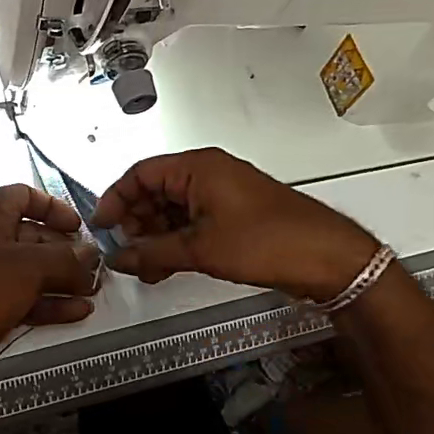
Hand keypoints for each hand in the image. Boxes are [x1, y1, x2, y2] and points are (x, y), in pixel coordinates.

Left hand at [0, 185, 100, 396]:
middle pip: (27, 234)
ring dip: (59, 279)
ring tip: (90, 289)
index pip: (22, 195)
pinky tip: (73, 310)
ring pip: (25, 269)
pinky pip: (18, 295)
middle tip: (91, 264)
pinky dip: (45, 301)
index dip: (53, 208)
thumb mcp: (28, 267)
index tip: (78, 225)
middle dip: (63, 250)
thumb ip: (64, 258)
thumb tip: (87, 254)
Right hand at [91, 148, 378, 302]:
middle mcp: (207, 174)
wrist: (331, 260)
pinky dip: (175, 241)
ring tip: (146, 265)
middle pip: (153, 192)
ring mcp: (221, 194)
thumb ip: (152, 252)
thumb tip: (122, 256)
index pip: (139, 174)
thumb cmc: (275, 240)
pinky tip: (167, 265)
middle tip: (125, 249)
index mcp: (197, 167)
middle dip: (135, 222)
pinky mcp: (232, 215)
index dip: (115, 199)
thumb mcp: (200, 248)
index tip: (103, 225)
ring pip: (171, 210)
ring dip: (154, 236)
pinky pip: (191, 222)